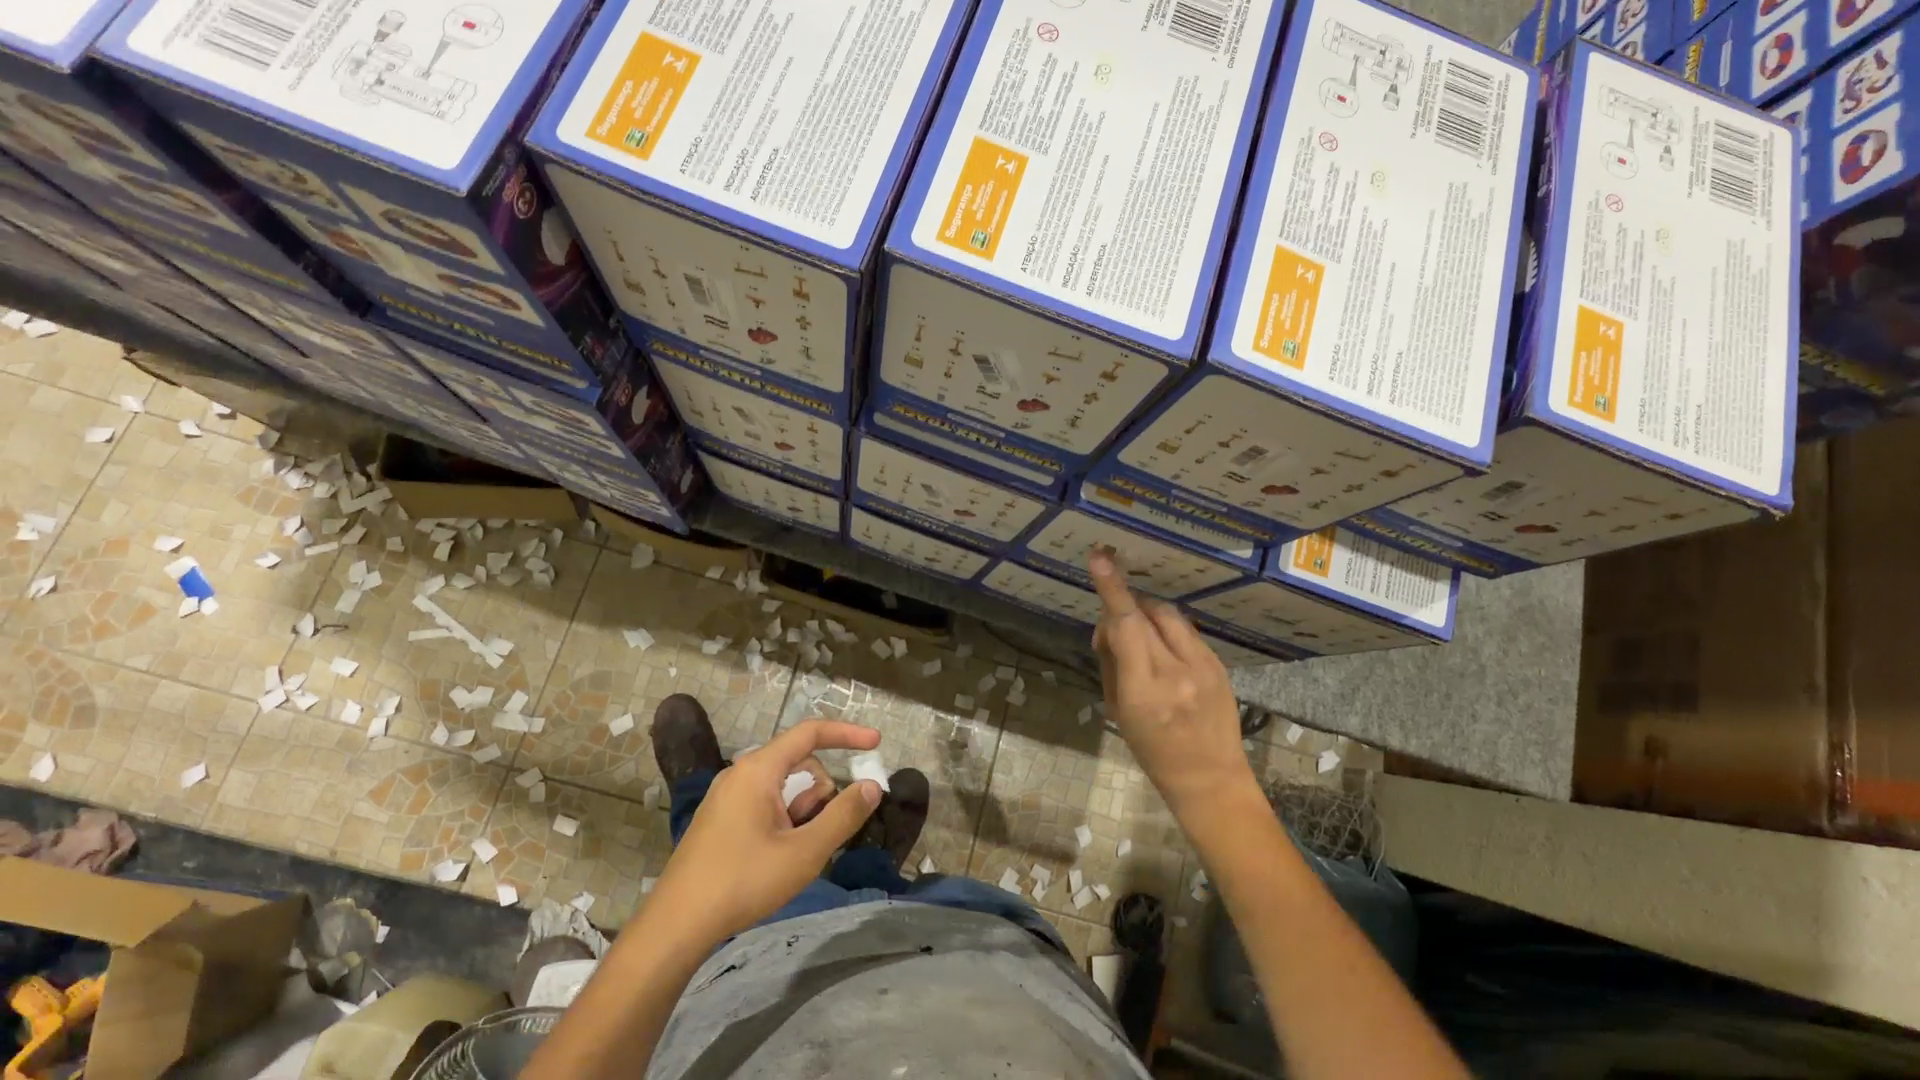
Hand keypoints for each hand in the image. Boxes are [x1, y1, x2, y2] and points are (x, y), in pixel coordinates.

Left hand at [648, 720, 882, 941]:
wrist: (678, 924)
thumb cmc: (743, 881)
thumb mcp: (804, 852)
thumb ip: (843, 815)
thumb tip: (872, 786)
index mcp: (757, 770)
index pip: (809, 733)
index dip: (847, 734)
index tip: (877, 743)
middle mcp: (740, 775)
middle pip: (799, 765)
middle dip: (820, 794)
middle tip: (817, 836)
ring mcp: (727, 798)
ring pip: (783, 789)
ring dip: (802, 813)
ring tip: (795, 855)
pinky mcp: (721, 821)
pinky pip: (766, 805)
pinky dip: (785, 822)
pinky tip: (779, 859)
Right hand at [1089, 550, 1255, 813]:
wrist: (1209, 778)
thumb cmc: (1153, 752)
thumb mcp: (1119, 711)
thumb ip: (1112, 663)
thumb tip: (1109, 625)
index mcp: (1144, 689)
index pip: (1125, 625)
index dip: (1111, 588)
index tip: (1100, 558)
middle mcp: (1176, 671)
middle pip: (1146, 612)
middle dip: (1124, 606)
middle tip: (1111, 628)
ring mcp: (1204, 665)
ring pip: (1168, 615)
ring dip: (1147, 614)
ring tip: (1138, 637)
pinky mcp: (1219, 664)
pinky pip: (1186, 631)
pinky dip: (1167, 631)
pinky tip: (1164, 653)